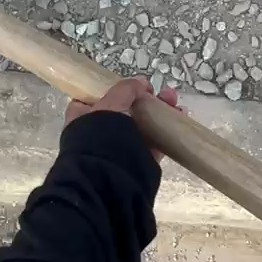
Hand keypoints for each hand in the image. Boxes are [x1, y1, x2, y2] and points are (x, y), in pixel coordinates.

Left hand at [65, 77, 179, 157]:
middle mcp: (98, 134)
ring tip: (174, 101)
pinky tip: (179, 117)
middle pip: (125, 110)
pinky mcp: (137, 162)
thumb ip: (125, 90)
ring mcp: (119, 148)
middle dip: (145, 99)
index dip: (116, 90)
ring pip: (142, 125)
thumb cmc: (101, 137)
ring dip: (158, 111)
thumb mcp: (109, 105)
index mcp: (83, 119)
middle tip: (161, 92)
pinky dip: (166, 130)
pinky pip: (154, 142)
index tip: (135, 86)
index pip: (96, 99)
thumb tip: (140, 83)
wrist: (109, 179)